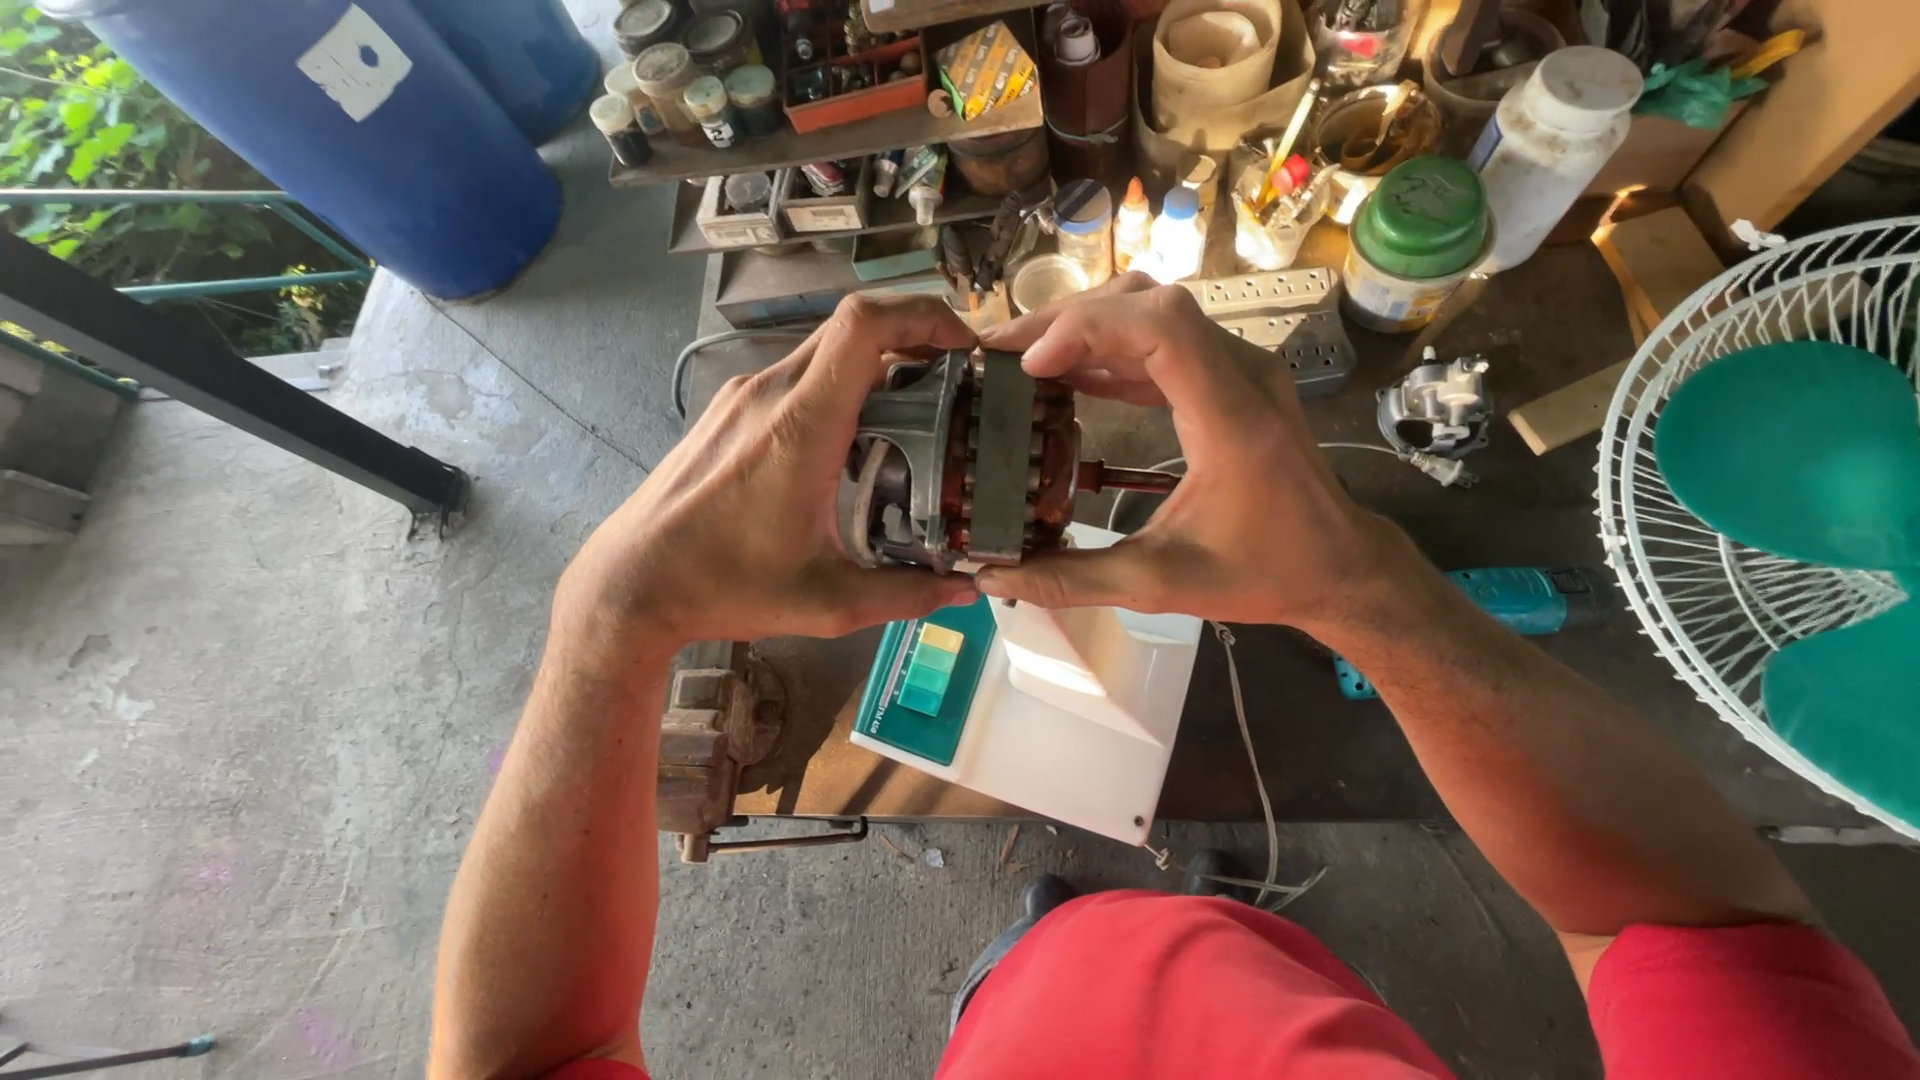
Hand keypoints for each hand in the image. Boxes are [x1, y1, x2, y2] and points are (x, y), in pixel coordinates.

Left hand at [557, 294, 979, 647]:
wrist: (633, 581)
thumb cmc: (725, 586)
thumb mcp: (828, 602)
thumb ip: (905, 594)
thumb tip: (967, 590)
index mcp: (801, 426)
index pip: (863, 325)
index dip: (922, 314)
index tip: (961, 344)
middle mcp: (771, 391)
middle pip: (853, 327)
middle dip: (914, 337)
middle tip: (956, 380)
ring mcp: (744, 394)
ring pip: (826, 350)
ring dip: (878, 365)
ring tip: (916, 412)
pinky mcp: (729, 408)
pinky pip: (798, 374)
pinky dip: (841, 385)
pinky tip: (855, 437)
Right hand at [973, 273, 1414, 630]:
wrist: (1339, 565)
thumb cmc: (1263, 573)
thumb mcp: (1160, 585)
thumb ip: (1073, 580)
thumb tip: (994, 578)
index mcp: (1231, 416)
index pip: (1161, 325)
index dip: (1087, 328)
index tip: (1030, 366)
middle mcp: (1240, 373)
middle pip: (1148, 303)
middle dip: (1068, 320)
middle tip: (1002, 353)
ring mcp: (1239, 369)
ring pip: (1154, 312)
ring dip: (1085, 328)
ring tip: (1023, 359)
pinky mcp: (1231, 379)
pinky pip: (1164, 342)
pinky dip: (1110, 350)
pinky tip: (1067, 377)